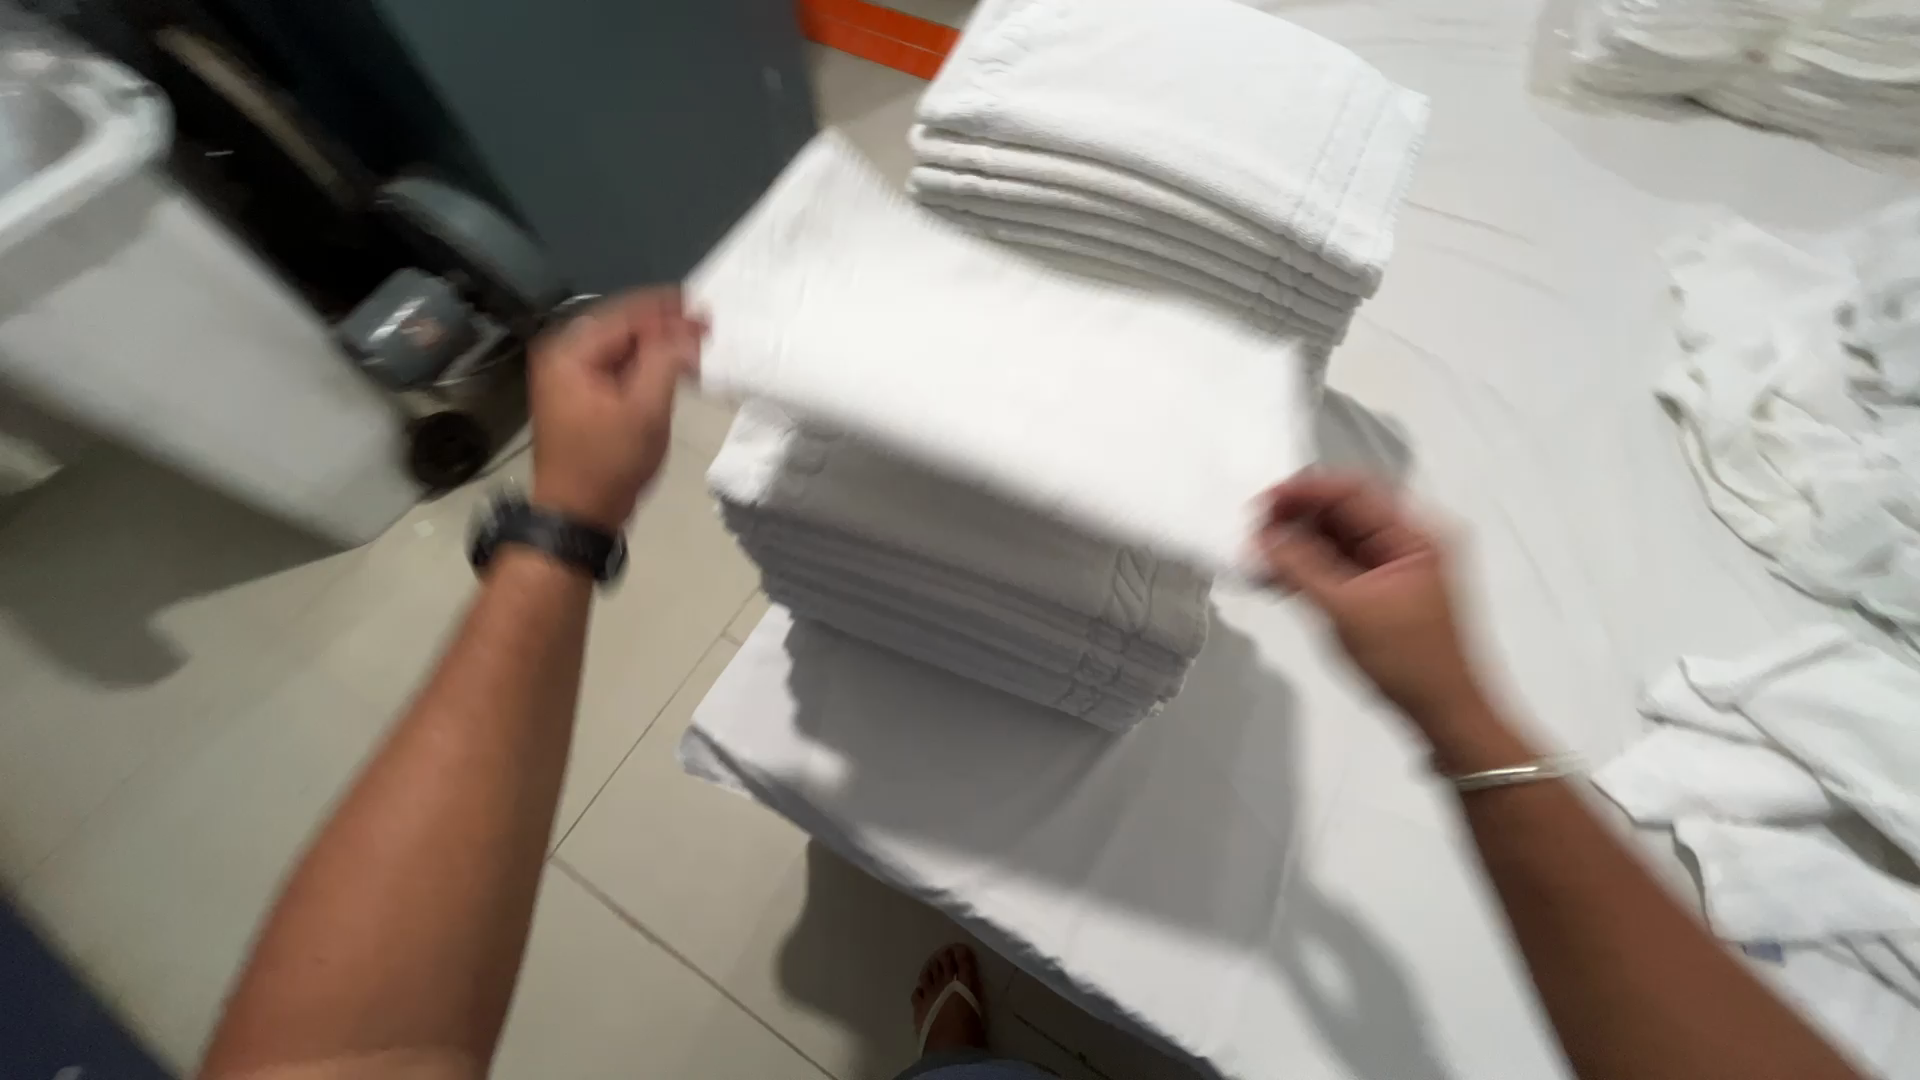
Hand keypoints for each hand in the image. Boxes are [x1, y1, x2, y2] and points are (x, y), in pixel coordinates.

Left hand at [528, 288, 704, 529]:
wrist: (581, 512)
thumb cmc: (610, 462)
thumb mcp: (643, 410)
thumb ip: (666, 362)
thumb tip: (690, 333)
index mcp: (570, 351)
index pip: (626, 315)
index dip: (668, 311)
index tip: (707, 313)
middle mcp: (565, 354)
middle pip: (623, 326)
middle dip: (666, 324)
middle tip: (707, 326)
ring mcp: (572, 375)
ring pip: (625, 346)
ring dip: (661, 344)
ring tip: (698, 344)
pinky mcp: (585, 395)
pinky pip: (622, 366)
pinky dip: (650, 363)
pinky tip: (676, 367)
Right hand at [1255, 472, 1487, 721]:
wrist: (1444, 714)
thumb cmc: (1405, 660)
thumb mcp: (1347, 609)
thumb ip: (1301, 567)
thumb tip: (1262, 536)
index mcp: (1415, 535)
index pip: (1354, 492)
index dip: (1304, 491)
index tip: (1261, 503)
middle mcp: (1405, 541)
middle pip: (1341, 512)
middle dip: (1294, 518)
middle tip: (1252, 533)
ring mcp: (1390, 566)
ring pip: (1333, 538)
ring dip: (1293, 544)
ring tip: (1255, 557)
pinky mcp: (1375, 589)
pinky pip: (1333, 564)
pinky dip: (1303, 567)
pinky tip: (1272, 577)